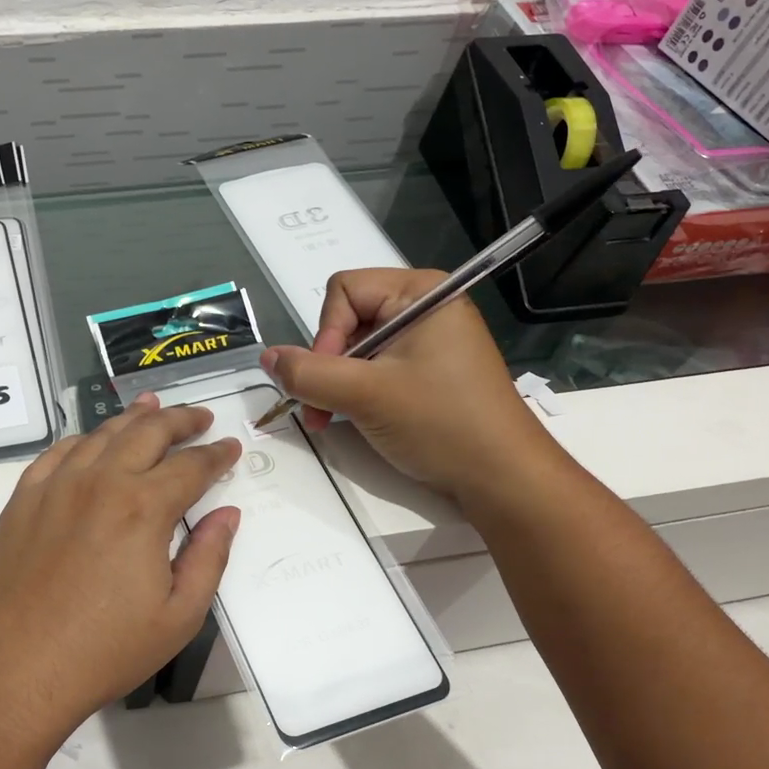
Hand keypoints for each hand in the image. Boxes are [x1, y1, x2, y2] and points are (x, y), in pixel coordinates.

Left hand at [0, 394, 242, 754]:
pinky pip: (55, 454)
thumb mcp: (178, 617)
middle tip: (199, 419)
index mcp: (142, 508)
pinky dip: (82, 440)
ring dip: (132, 419)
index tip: (231, 448)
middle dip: (179, 421)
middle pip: (146, 433)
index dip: (216, 455)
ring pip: (99, 435)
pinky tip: (91, 443)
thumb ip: (209, 558)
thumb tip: (226, 515)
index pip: (191, 466)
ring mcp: (53, 488)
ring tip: (150, 409)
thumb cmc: (104, 652)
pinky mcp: (21, 502)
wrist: (15, 671)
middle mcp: (98, 483)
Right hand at [259, 267, 555, 498]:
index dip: (325, 333)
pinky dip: (356, 394)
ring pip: (357, 350)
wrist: (502, 477)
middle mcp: (425, 308)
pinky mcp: (428, 373)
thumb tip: (266, 358)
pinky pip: (376, 370)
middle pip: (347, 320)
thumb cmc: (440, 423)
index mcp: (421, 293)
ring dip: (336, 385)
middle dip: (327, 365)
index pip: (343, 291)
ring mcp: (428, 342)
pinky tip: (354, 420)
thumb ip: (308, 373)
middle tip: (320, 408)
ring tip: (330, 421)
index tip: (328, 379)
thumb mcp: (365, 395)